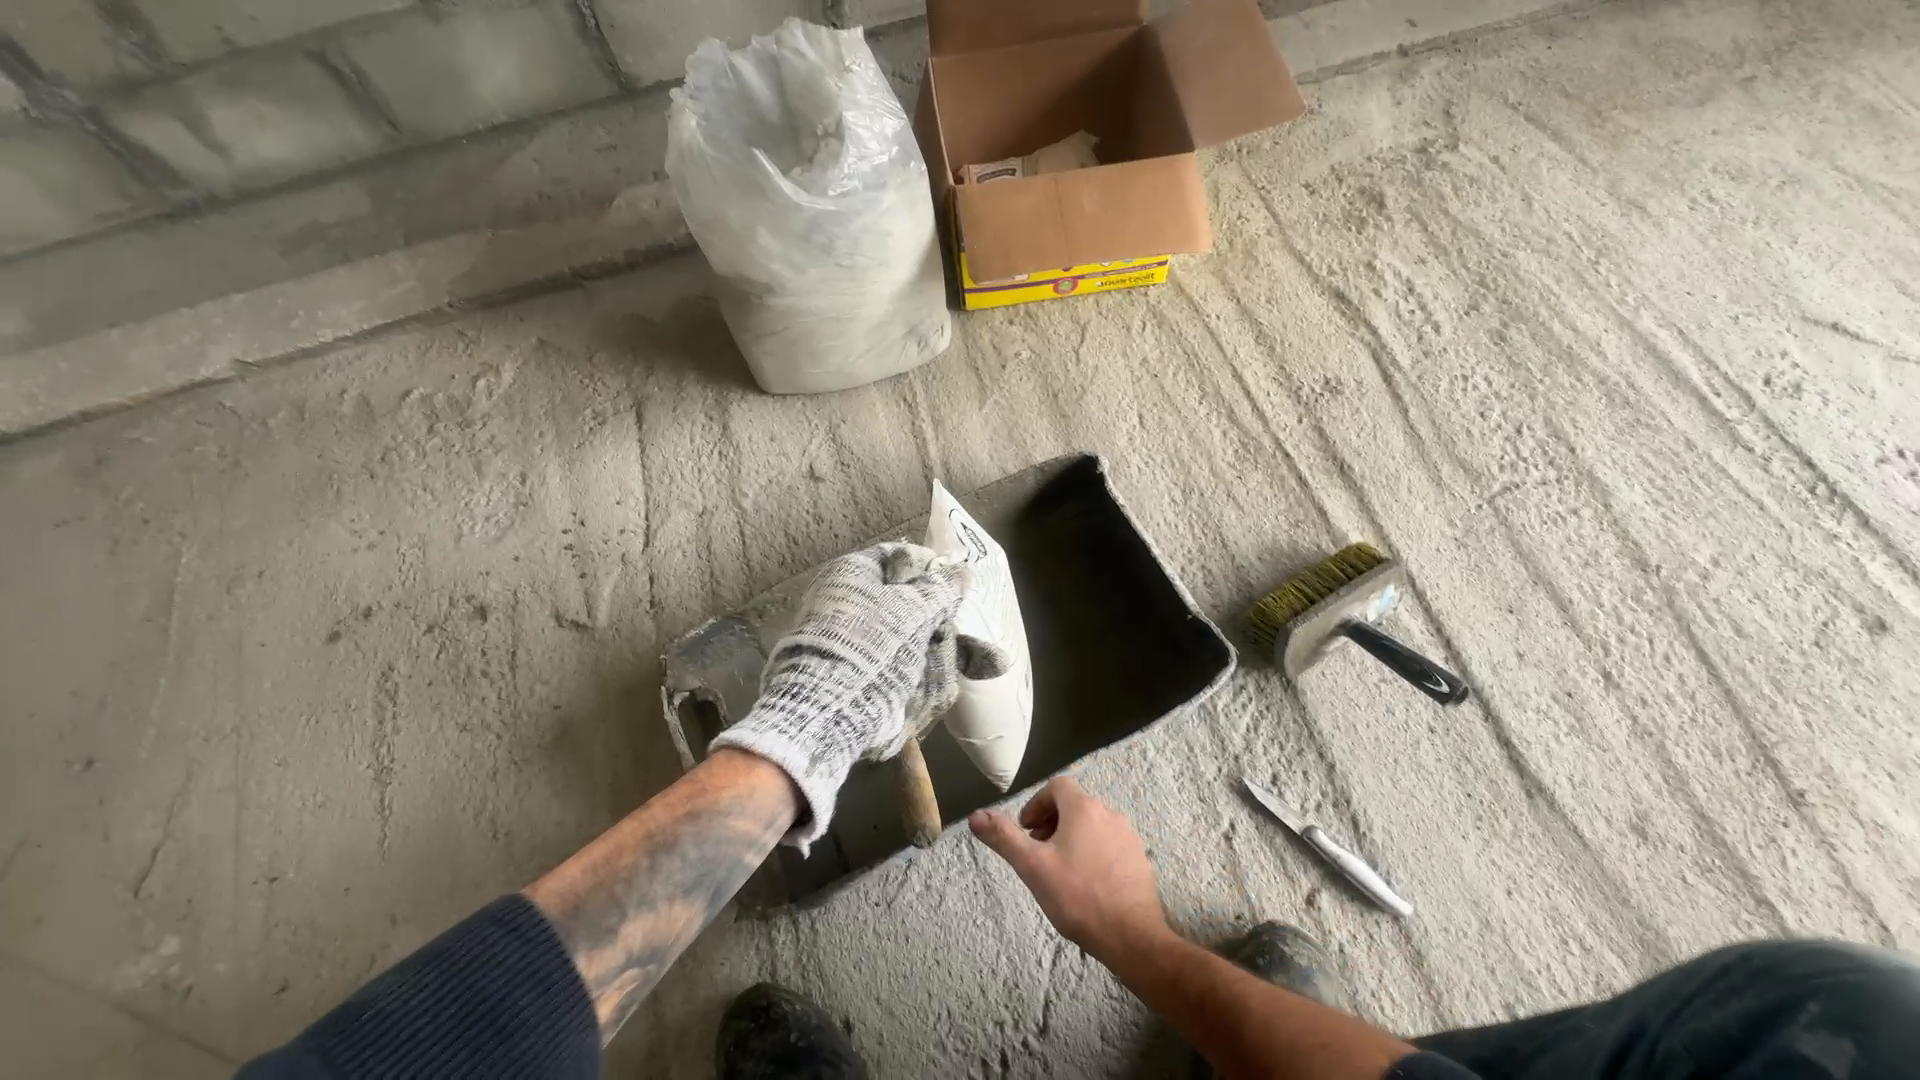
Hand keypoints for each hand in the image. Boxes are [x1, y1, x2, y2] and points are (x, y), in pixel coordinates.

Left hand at [709, 542, 968, 847]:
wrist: (831, 705)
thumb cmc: (872, 643)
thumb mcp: (914, 609)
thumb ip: (940, 589)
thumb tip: (961, 572)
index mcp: (850, 572)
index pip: (894, 556)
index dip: (926, 566)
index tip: (952, 585)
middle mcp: (839, 598)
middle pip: (895, 595)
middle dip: (927, 610)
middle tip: (953, 623)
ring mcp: (839, 634)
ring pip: (893, 629)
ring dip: (921, 640)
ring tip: (948, 653)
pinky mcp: (844, 666)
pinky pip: (883, 657)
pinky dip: (905, 664)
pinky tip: (926, 676)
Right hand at [969, 778, 1169, 960]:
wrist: (1132, 936)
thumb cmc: (1078, 897)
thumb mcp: (1032, 867)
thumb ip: (1004, 838)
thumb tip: (975, 816)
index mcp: (1084, 809)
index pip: (1057, 786)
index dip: (1037, 803)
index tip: (1027, 831)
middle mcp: (1110, 815)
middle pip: (1075, 805)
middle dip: (1051, 822)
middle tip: (1038, 851)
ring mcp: (1128, 837)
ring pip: (1092, 826)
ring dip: (1071, 838)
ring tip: (1059, 870)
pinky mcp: (1139, 860)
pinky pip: (1109, 845)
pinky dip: (1092, 853)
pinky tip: (1085, 885)